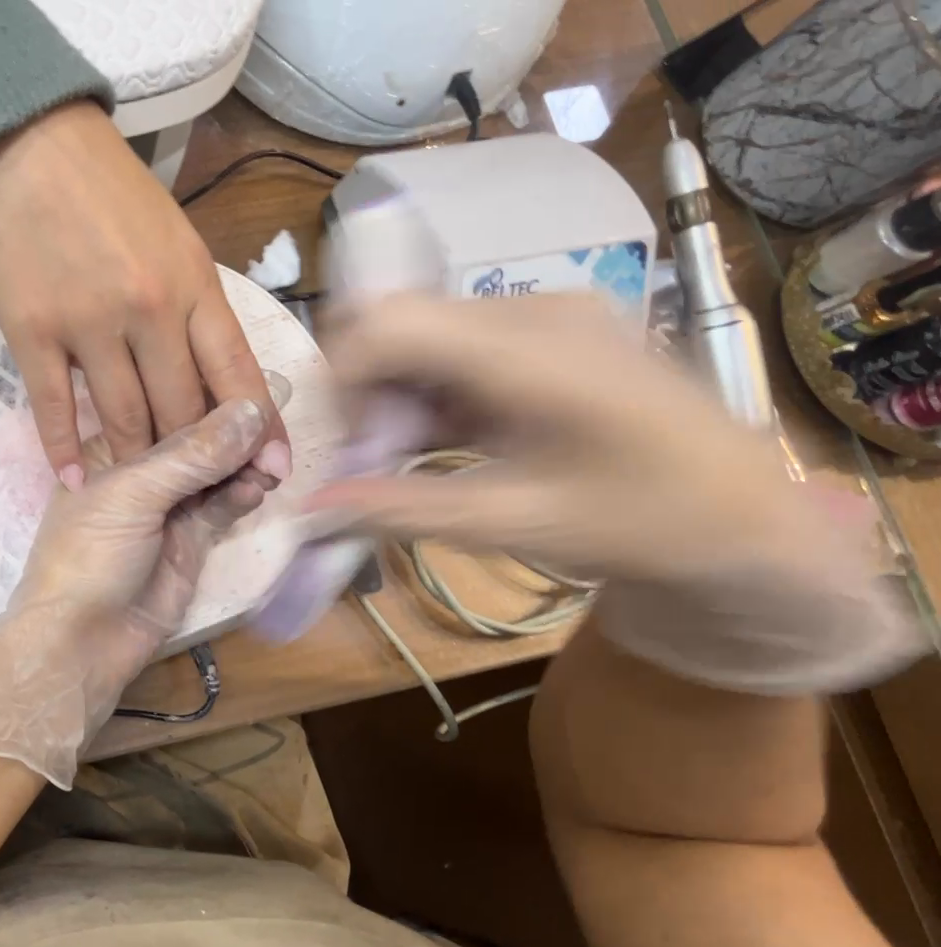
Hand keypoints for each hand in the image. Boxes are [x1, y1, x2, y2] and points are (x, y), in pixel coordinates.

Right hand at [0, 102, 290, 490]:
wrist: (21, 149)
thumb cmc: (104, 187)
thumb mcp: (173, 236)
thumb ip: (193, 302)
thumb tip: (207, 369)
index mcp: (194, 282)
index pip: (237, 372)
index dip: (259, 430)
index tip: (273, 471)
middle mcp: (150, 310)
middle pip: (182, 408)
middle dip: (195, 458)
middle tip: (198, 493)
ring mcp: (89, 325)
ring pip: (124, 417)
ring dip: (134, 460)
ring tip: (137, 488)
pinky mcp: (33, 334)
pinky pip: (54, 407)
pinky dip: (64, 450)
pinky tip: (72, 480)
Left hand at [0, 399, 270, 787]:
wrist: (81, 641)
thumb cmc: (88, 557)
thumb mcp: (132, 495)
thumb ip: (191, 454)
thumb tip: (252, 407)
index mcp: (111, 446)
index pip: (166, 402)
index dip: (212, 396)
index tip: (258, 389)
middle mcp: (140, 470)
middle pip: (200, 437)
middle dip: (238, 434)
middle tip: (273, 439)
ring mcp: (167, 506)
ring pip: (217, 470)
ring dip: (244, 464)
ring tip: (268, 468)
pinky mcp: (190, 539)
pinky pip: (223, 504)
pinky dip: (241, 494)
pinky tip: (257, 489)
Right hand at [311, 293, 918, 692]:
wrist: (747, 513)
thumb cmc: (643, 523)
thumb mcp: (515, 525)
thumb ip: (403, 510)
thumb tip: (308, 508)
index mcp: (534, 351)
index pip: (388, 323)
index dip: (342, 380)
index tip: (347, 446)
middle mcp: (533, 312)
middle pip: (395, 323)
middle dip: (363, 393)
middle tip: (374, 459)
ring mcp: (541, 316)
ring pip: (416, 336)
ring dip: (391, 397)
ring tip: (409, 458)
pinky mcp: (543, 332)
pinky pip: (449, 347)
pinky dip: (423, 393)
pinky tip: (441, 440)